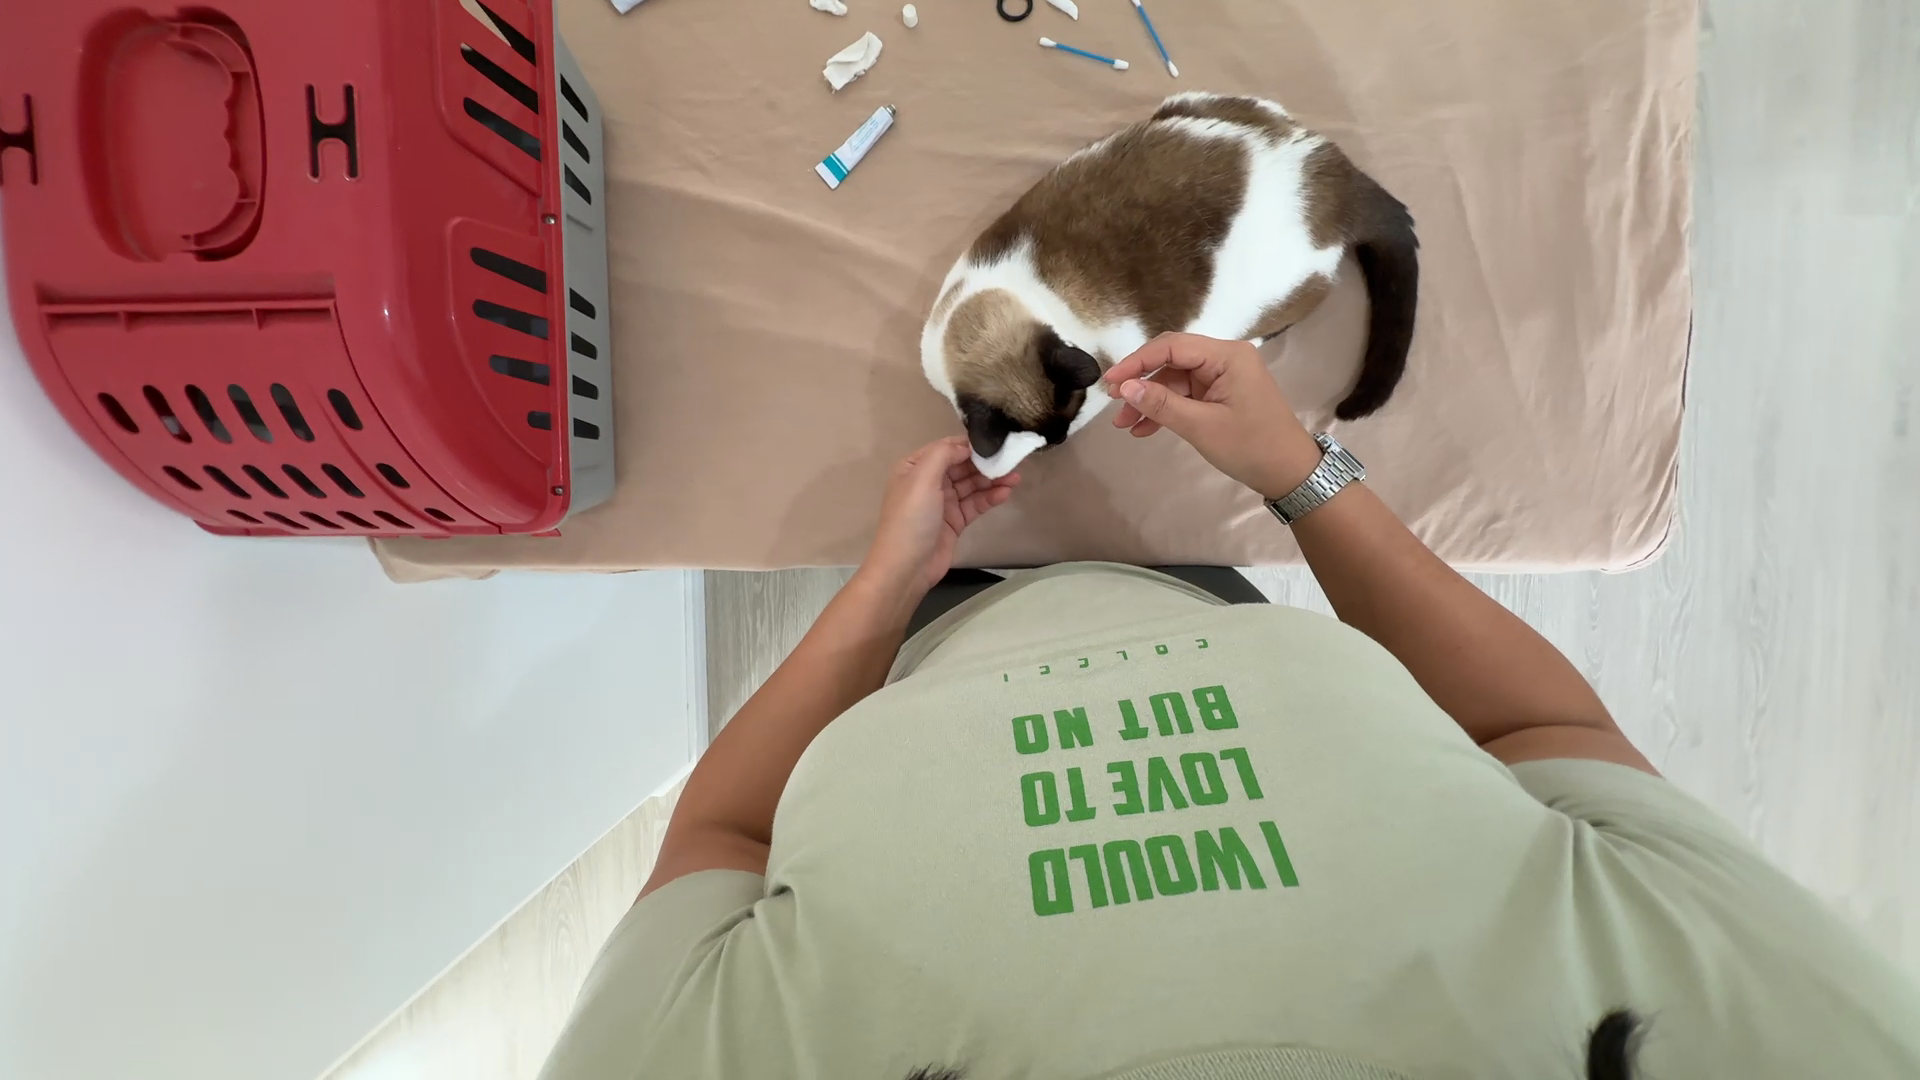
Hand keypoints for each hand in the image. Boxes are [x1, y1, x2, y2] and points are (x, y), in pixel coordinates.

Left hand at [861, 436, 1019, 595]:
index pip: (946, 448)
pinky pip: (975, 504)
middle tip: (1011, 460)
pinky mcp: (955, 521)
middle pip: (962, 466)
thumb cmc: (911, 518)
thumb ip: (943, 455)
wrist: (907, 566)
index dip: (969, 445)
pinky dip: (990, 498)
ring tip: (1015, 477)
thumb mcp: (922, 478)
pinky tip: (1006, 493)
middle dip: (985, 462)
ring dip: (992, 480)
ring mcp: (943, 502)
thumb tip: (966, 446)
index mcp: (915, 467)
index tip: (994, 442)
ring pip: (971, 485)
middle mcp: (928, 482)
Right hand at [1106, 333, 1324, 498]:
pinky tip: (1143, 430)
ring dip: (1148, 402)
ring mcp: (1222, 378)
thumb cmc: (1250, 446)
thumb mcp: (1201, 426)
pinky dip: (1164, 411)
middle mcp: (1224, 359)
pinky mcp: (1219, 396)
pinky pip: (1184, 396)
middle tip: (1113, 403)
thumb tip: (1124, 387)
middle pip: (1171, 361)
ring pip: (1173, 381)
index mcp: (1227, 356)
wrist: (1288, 473)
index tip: (1110, 382)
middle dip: (1140, 381)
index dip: (1137, 362)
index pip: (1172, 346)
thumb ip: (1162, 404)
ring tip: (1124, 424)